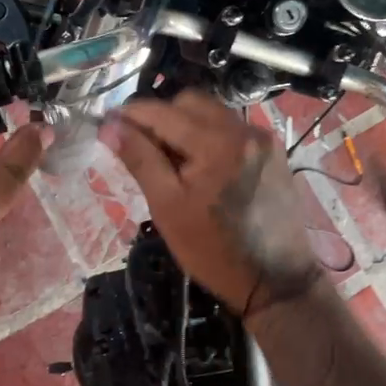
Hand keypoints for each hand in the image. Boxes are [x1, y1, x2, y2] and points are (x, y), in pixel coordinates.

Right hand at [108, 94, 319, 318]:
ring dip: (184, 125)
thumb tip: (110, 126)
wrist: (277, 282)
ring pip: (210, 113)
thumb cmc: (214, 251)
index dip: (130, 115)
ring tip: (170, 161)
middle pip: (189, 102)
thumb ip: (140, 159)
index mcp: (216, 142)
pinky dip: (207, 137)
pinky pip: (230, 129)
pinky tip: (198, 168)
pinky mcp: (272, 153)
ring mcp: (262, 139)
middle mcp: (243, 129)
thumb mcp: (167, 207)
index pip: (162, 111)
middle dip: (160, 117)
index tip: (108, 125)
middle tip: (141, 148)